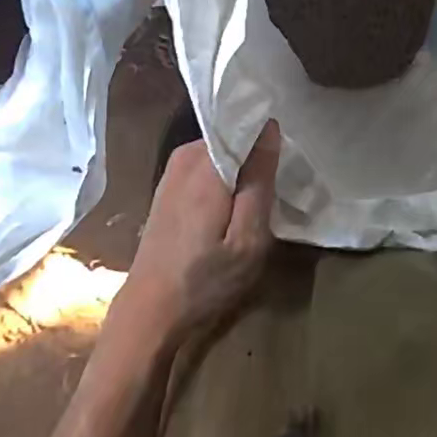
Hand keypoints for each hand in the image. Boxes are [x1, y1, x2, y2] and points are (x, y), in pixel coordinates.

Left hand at [115, 121, 281, 344]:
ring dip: (240, 167)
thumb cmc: (204, 281)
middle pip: (232, 137)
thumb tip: (269, 129)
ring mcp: (173, 169)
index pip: (244, 124)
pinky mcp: (168, 184)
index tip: (286, 158)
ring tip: (259, 195)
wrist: (149, 312)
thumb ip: (260, 181)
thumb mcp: (247, 240)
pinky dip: (223, 176)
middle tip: (276, 184)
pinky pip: (206, 164)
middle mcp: (186, 156)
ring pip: (219, 151)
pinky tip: (232, 204)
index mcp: (205, 165)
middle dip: (255, 154)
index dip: (268, 136)